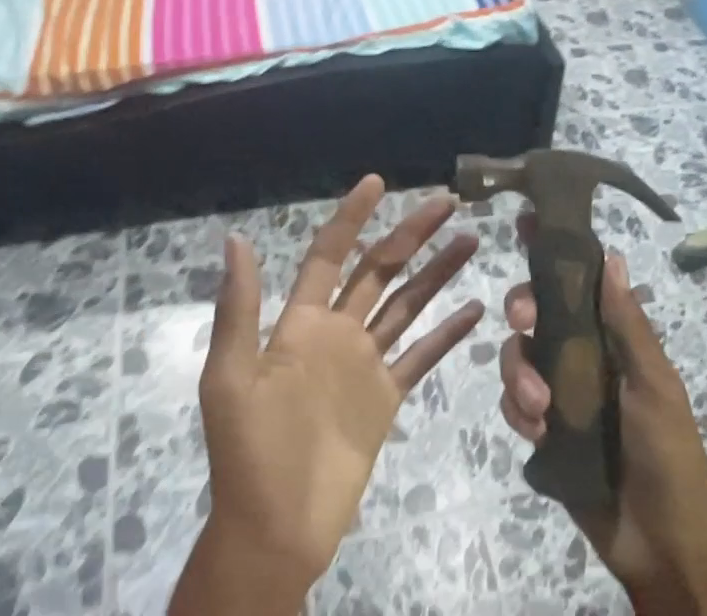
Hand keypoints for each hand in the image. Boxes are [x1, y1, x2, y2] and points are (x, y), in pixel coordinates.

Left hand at [171, 176, 484, 615]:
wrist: (276, 524)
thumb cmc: (249, 449)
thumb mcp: (231, 375)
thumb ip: (239, 308)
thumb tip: (235, 238)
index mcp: (300, 323)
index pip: (329, 255)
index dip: (351, 218)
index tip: (376, 182)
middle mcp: (337, 332)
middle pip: (380, 270)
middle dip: (411, 234)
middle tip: (448, 202)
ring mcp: (364, 364)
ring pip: (407, 305)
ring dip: (437, 274)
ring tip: (470, 241)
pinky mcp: (386, 397)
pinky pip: (421, 356)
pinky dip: (447, 334)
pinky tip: (475, 312)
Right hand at [499, 213, 706, 614]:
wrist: (659, 543)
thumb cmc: (668, 456)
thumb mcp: (654, 386)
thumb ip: (627, 325)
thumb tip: (614, 256)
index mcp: (616, 341)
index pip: (582, 285)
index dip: (555, 255)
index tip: (527, 224)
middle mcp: (584, 358)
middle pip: (537, 314)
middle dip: (524, 310)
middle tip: (523, 320)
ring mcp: (561, 394)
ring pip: (518, 358)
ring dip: (519, 375)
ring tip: (541, 408)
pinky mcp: (544, 430)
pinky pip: (514, 404)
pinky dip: (518, 412)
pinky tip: (537, 433)